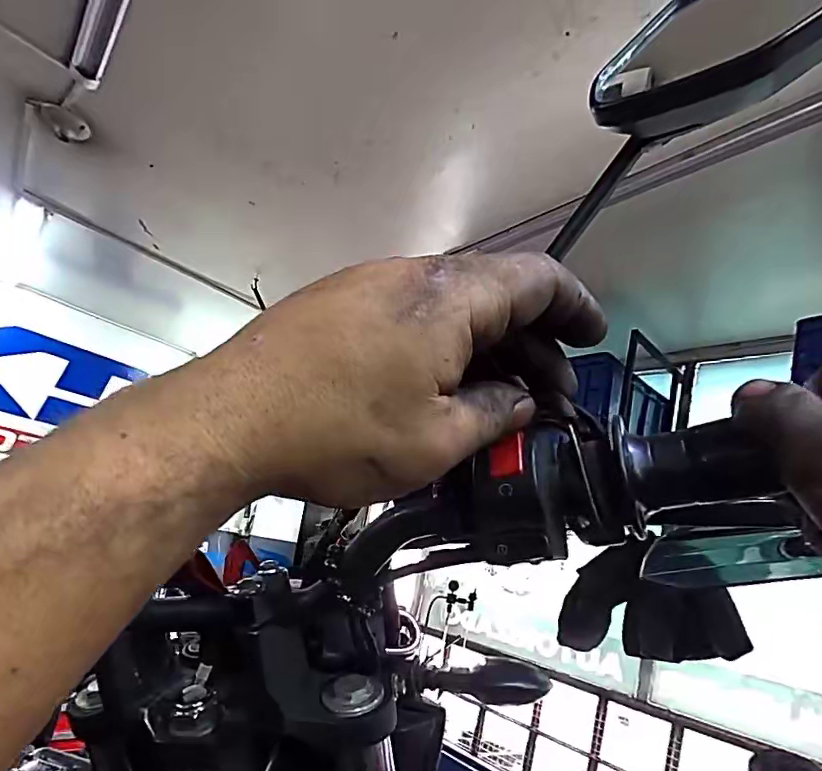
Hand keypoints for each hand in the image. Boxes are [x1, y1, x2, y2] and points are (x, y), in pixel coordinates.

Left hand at [174, 254, 606, 507]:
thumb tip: (519, 402)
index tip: (591, 334)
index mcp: (449, 299)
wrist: (230, 421)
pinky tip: (432, 391)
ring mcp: (365, 288)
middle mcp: (409, 277)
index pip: (537, 280)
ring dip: (479, 351)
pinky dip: (435, 351)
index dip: (574, 307)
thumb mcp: (433, 443)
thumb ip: (491, 416)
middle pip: (492, 297)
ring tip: (491, 401)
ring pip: (446, 312)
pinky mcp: (332, 310)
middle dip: (529, 346)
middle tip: (543, 396)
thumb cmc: (332, 434)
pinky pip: (404, 322)